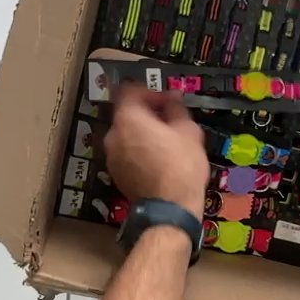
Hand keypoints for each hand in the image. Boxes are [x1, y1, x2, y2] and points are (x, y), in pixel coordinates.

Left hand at [105, 85, 207, 219]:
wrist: (170, 209)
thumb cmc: (181, 165)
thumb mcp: (188, 131)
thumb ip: (176, 108)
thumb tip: (173, 97)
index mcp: (128, 118)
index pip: (130, 91)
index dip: (150, 91)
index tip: (167, 100)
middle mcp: (113, 135)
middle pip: (127, 114)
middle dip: (146, 114)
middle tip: (169, 121)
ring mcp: (111, 157)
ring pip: (126, 135)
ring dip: (142, 133)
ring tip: (165, 142)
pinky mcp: (116, 175)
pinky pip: (126, 153)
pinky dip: (139, 151)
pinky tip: (158, 160)